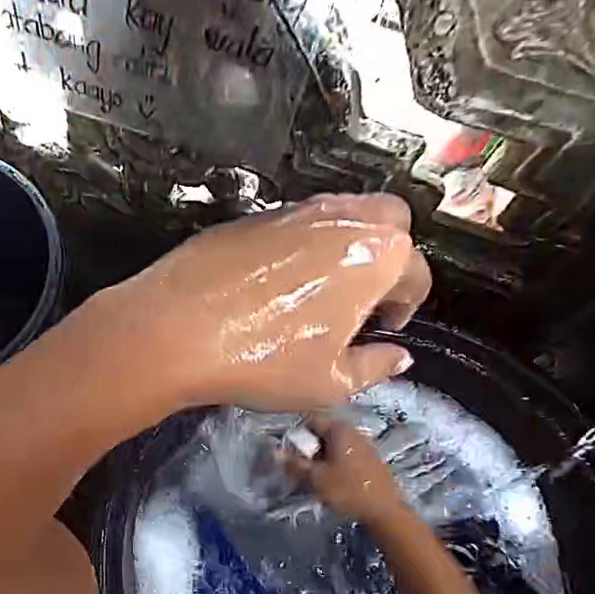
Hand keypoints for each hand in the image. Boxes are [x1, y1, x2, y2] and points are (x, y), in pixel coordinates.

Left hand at [84, 194, 431, 411]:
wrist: (178, 328)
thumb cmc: (263, 359)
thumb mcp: (329, 382)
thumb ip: (375, 367)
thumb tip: (398, 356)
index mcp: (377, 257)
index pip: (416, 273)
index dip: (408, 305)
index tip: (387, 327)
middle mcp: (344, 220)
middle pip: (392, 221)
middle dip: (393, 254)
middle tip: (368, 295)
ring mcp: (298, 211)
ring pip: (346, 211)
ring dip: (352, 242)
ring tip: (329, 287)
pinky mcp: (258, 215)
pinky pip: (300, 220)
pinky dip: (309, 241)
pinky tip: (285, 280)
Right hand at [282, 412, 412, 523]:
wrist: (385, 511)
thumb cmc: (348, 490)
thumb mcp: (316, 479)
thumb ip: (294, 464)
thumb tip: (274, 452)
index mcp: (339, 429)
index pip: (311, 420)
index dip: (297, 434)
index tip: (290, 452)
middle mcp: (354, 431)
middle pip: (323, 432)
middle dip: (310, 448)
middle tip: (301, 468)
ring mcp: (365, 445)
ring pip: (335, 445)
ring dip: (323, 458)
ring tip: (316, 477)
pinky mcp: (372, 460)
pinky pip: (348, 455)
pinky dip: (337, 463)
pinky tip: (335, 481)